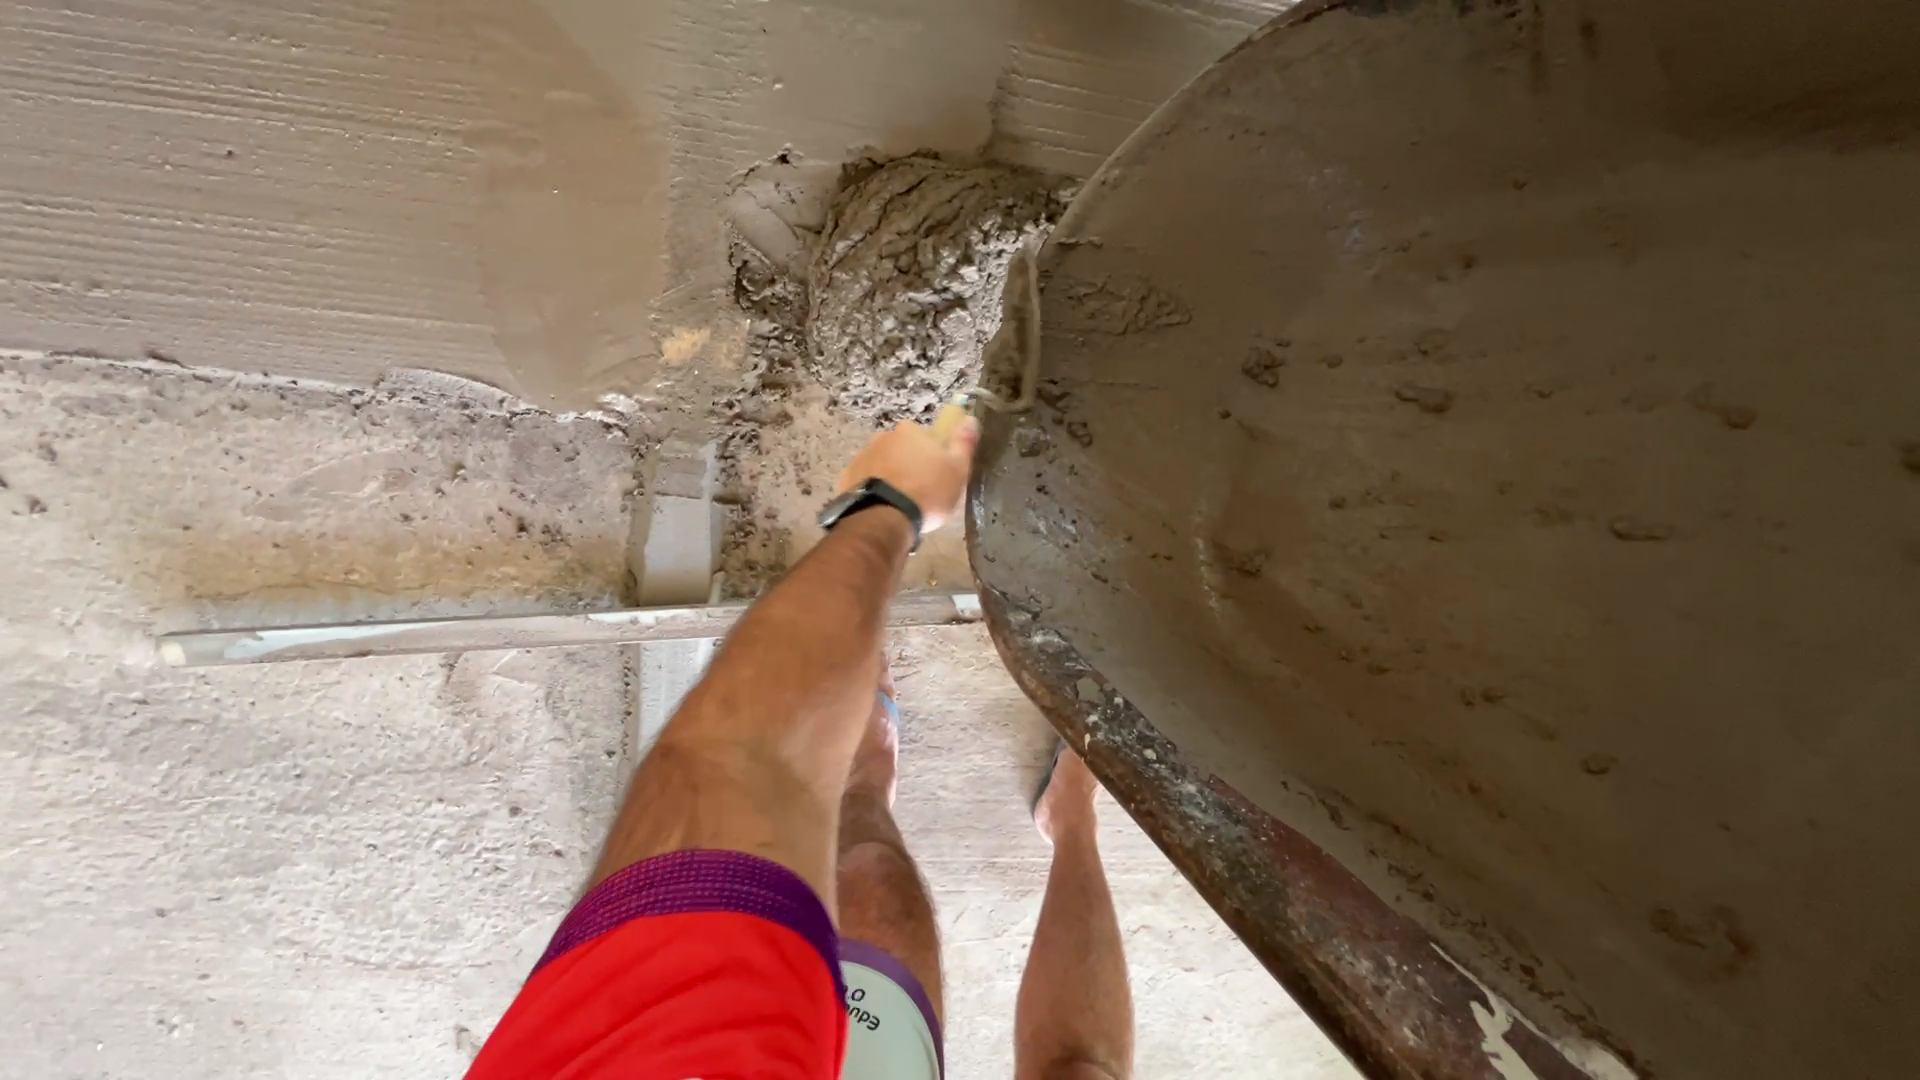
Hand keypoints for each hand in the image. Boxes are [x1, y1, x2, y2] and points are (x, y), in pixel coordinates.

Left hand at [837, 414, 979, 534]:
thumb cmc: (927, 492)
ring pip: (881, 464)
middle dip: (907, 464)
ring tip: (899, 503)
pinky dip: (872, 489)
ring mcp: (862, 457)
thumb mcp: (957, 469)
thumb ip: (964, 442)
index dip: (931, 454)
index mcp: (910, 431)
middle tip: (919, 491)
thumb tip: (970, 418)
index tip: (936, 473)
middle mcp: (882, 437)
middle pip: (900, 449)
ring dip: (889, 476)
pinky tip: (881, 506)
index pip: (923, 436)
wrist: (885, 519)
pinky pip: (864, 480)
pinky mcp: (846, 479)